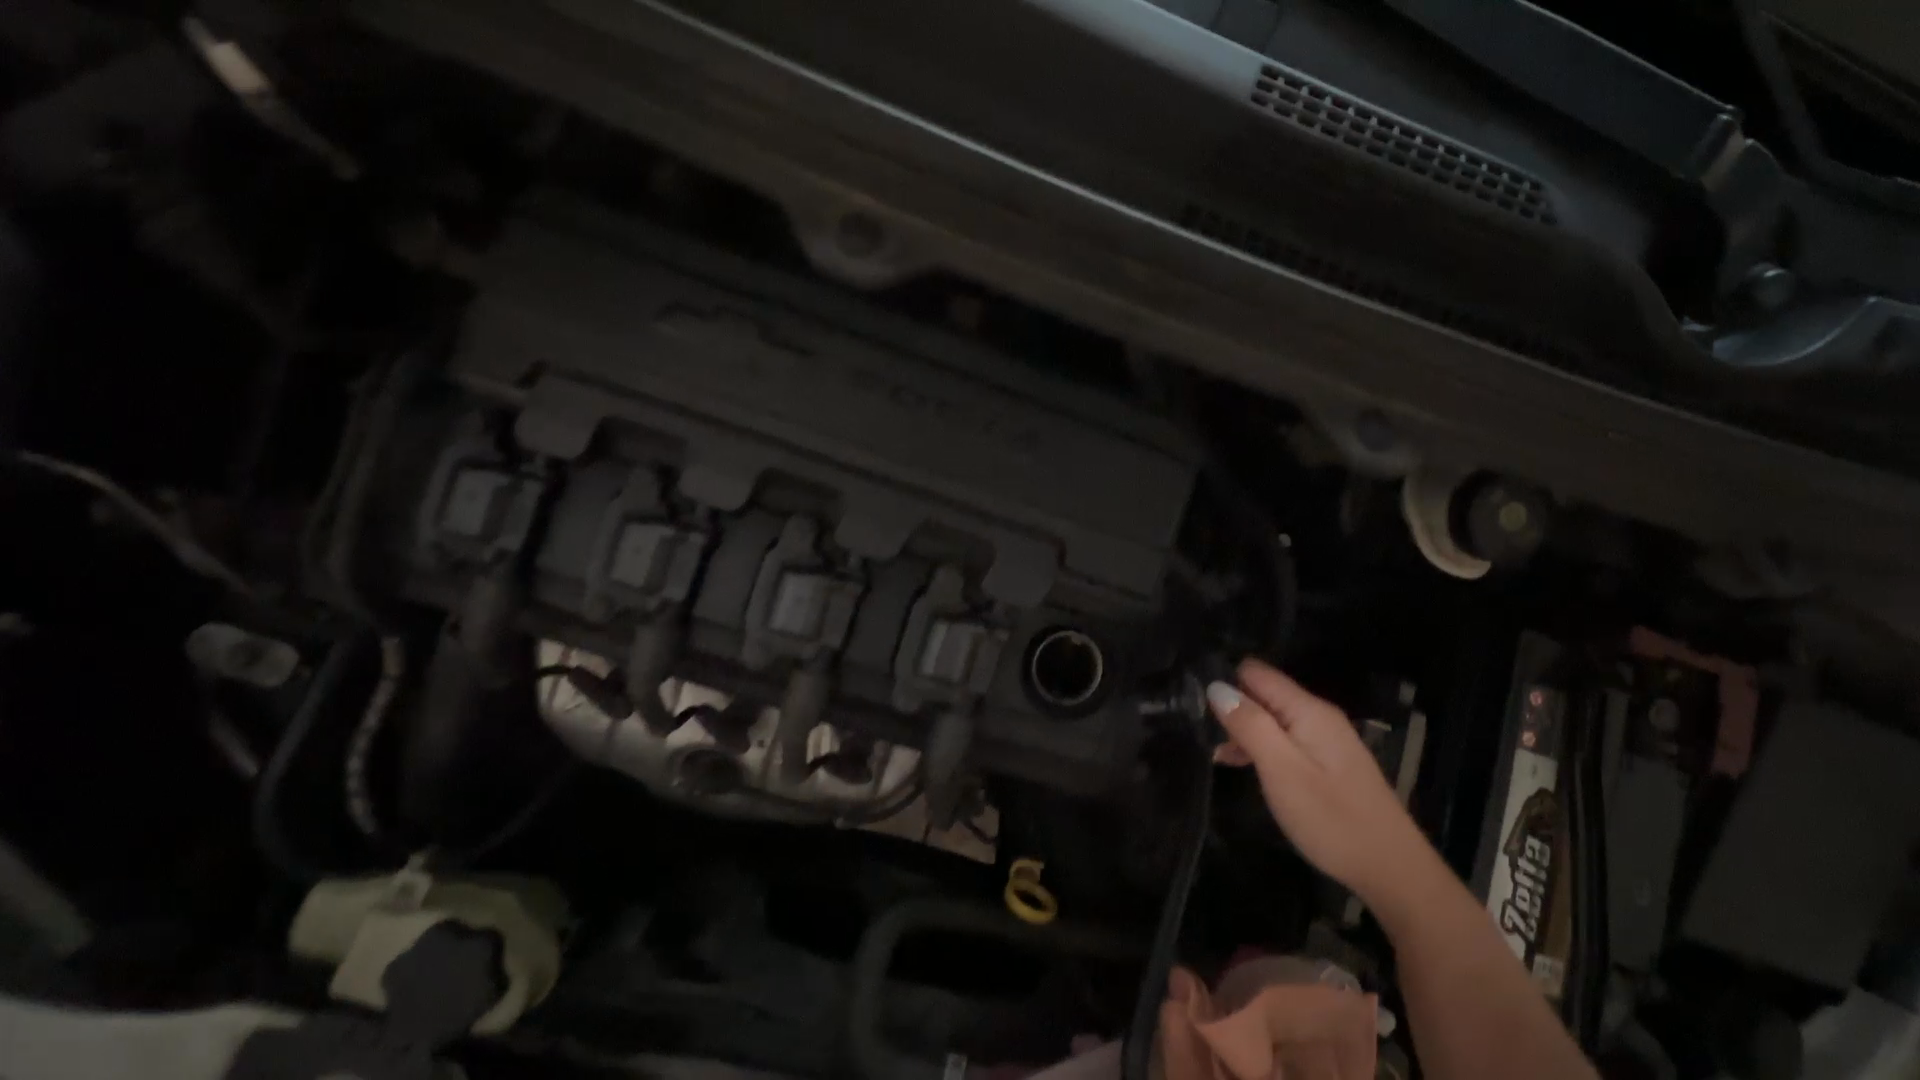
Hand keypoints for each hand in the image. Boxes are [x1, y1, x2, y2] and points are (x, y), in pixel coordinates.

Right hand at [1207, 659, 1437, 907]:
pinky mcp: (1327, 765)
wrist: (1391, 870)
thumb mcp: (1282, 770)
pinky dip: (1259, 748)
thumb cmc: (1332, 818)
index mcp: (1308, 711)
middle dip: (1229, 705)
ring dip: (1241, 729)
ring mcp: (1325, 741)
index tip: (1189, 696)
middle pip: (1263, 694)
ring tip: (1206, 748)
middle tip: (1190, 726)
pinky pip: (1284, 741)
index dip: (1223, 679)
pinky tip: (1237, 765)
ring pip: (1271, 719)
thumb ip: (1249, 725)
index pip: (1256, 673)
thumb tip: (1217, 687)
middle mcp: (1318, 717)